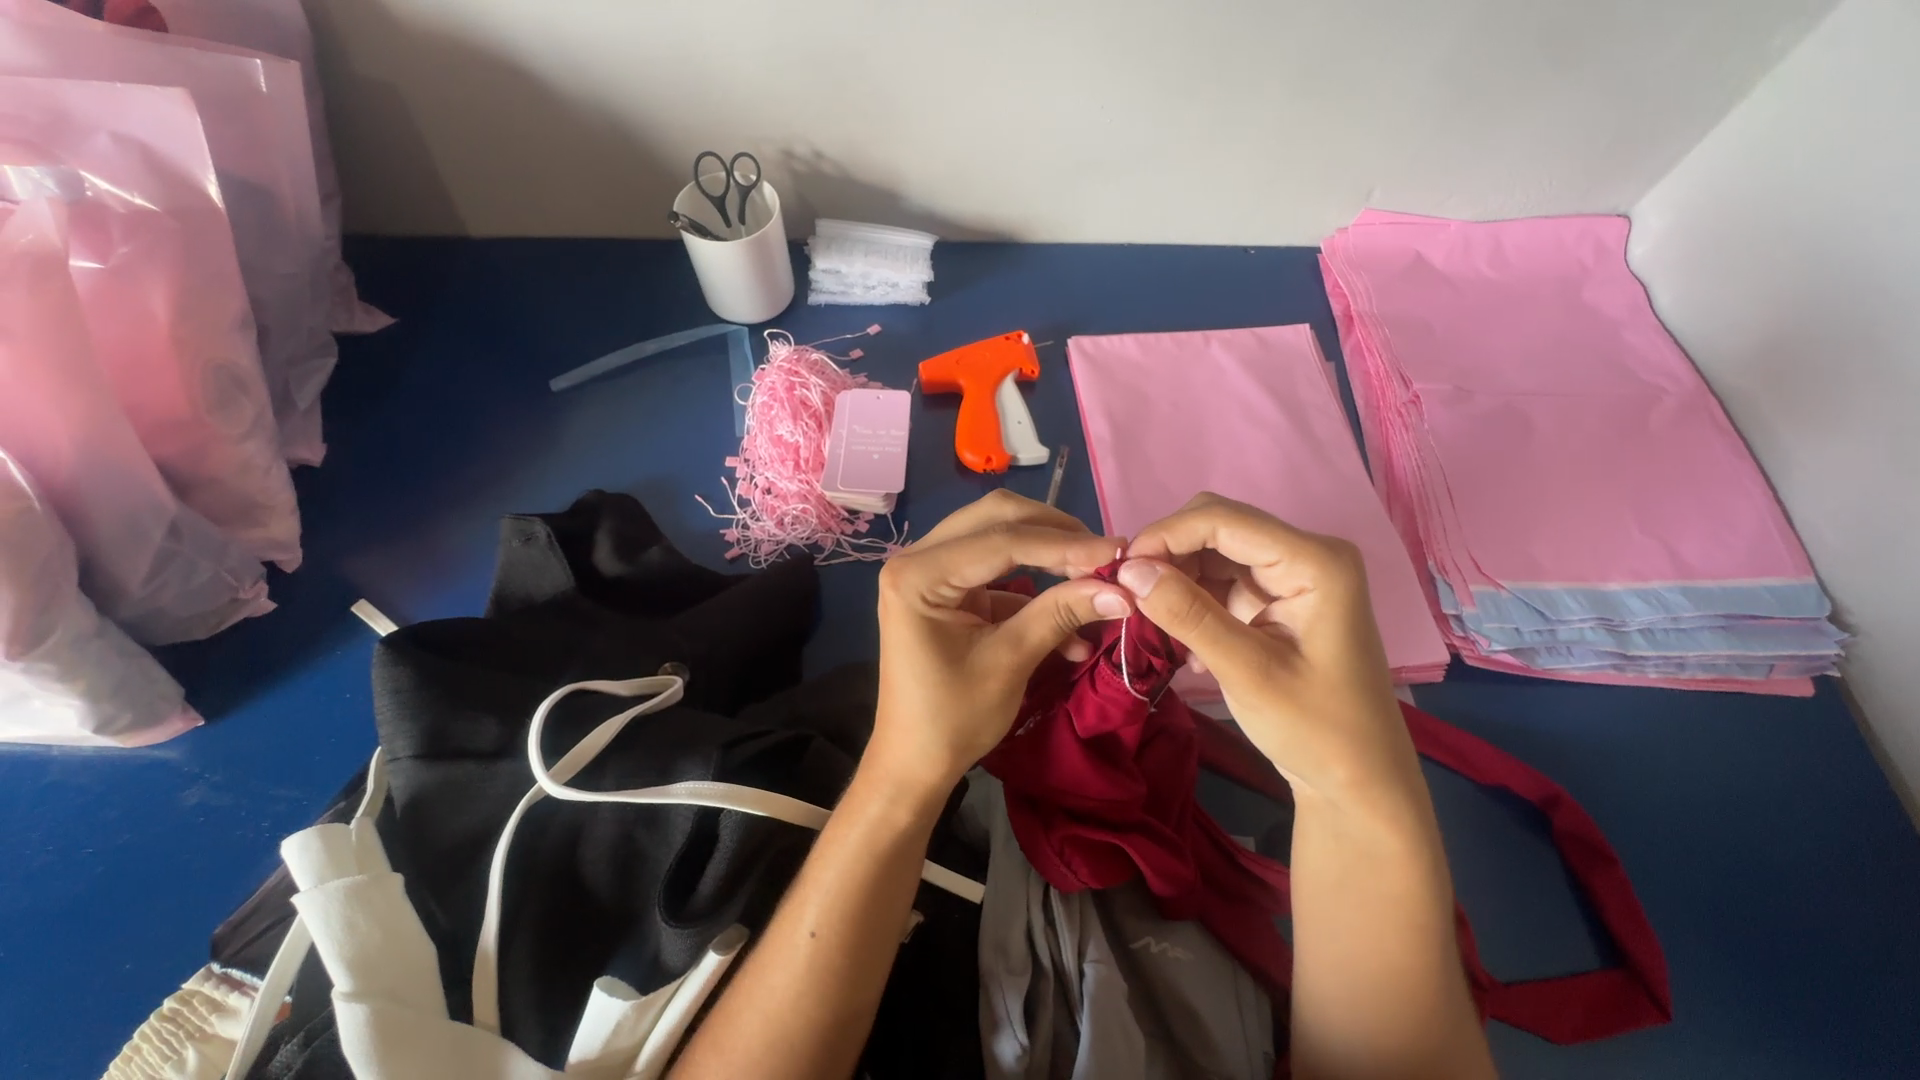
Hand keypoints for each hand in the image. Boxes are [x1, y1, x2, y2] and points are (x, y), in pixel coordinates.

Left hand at [871, 490, 1131, 795]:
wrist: (914, 764)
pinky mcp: (948, 591)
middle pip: (996, 520)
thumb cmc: (952, 719)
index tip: (1118, 552)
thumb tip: (1122, 590)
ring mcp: (930, 572)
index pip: (1001, 540)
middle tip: (1105, 556)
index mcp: (918, 574)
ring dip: (1049, 559)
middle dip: (1055, 535)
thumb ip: (1061, 614)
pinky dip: (1034, 593)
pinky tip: (1073, 630)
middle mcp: (916, 559)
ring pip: (999, 539)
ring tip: (1096, 582)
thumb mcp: (1010, 662)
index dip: (1064, 544)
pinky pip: (997, 574)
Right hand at [1120, 493, 1419, 805]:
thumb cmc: (1315, 729)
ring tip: (1146, 616)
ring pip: (1212, 550)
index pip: (1224, 520)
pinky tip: (1176, 632)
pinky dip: (1191, 596)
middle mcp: (1304, 554)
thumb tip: (1129, 571)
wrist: (1357, 780)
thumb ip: (1188, 615)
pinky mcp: (1276, 598)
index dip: (1166, 535)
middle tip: (1128, 593)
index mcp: (1314, 561)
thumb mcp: (1247, 672)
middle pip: (1217, 526)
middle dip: (1168, 552)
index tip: (1119, 571)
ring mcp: (1291, 575)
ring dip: (1175, 576)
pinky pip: (1220, 578)